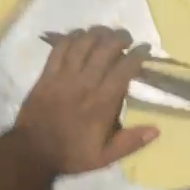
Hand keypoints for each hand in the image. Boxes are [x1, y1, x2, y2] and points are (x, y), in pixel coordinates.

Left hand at [9, 27, 156, 175]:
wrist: (32, 151)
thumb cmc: (71, 154)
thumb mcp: (105, 157)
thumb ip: (130, 142)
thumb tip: (156, 130)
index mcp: (102, 103)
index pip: (124, 70)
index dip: (137, 55)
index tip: (144, 49)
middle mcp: (85, 84)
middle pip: (105, 50)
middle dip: (119, 38)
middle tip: (127, 38)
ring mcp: (63, 77)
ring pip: (82, 44)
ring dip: (97, 33)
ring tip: (106, 32)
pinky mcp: (46, 75)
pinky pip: (59, 49)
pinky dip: (70, 37)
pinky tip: (79, 35)